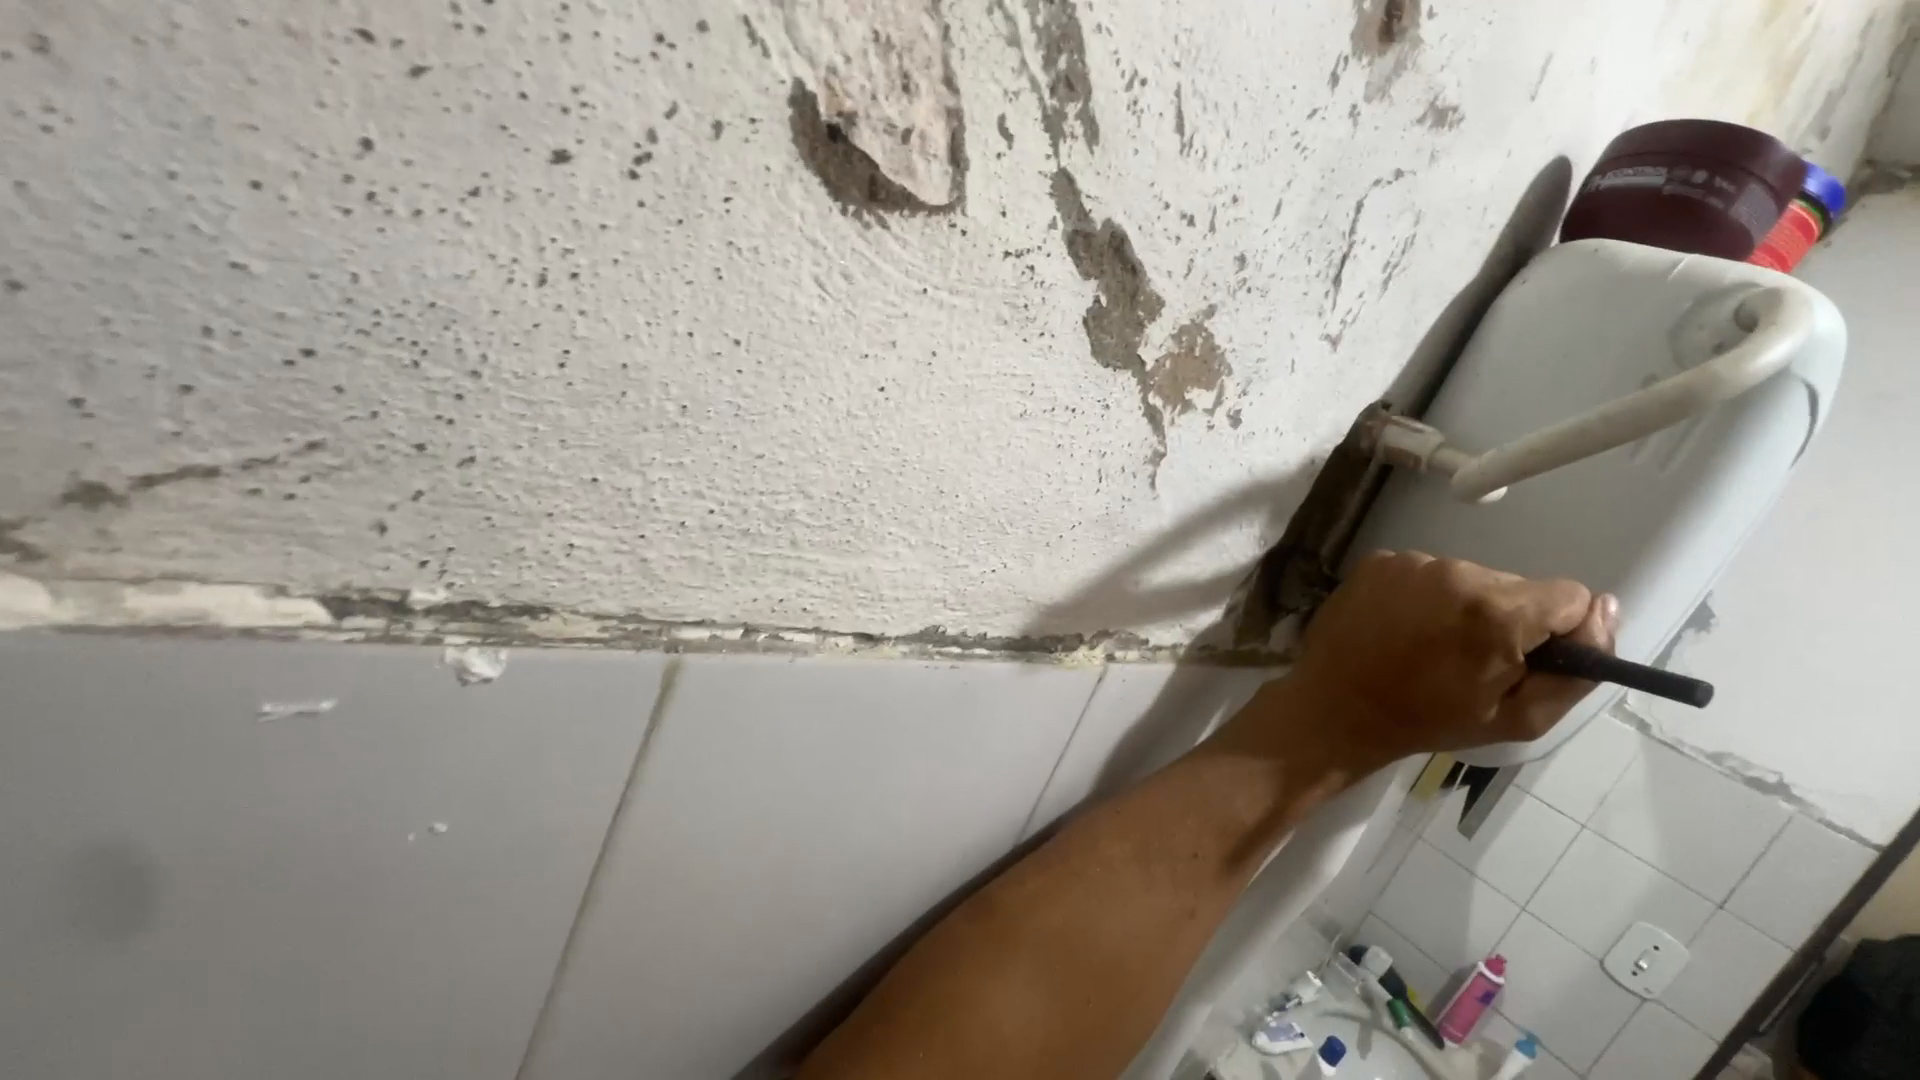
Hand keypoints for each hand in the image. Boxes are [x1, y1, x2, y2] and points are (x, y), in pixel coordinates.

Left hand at [1283, 551, 1617, 767]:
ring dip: (1462, 607)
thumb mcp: (1519, 716)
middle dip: (1509, 621)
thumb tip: (1605, 611)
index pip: (1570, 596)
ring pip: (1469, 579)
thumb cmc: (1426, 719)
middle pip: (1516, 588)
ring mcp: (1412, 562)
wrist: (1335, 706)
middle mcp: (1457, 572)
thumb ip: (1577, 670)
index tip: (1532, 658)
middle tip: (1471, 661)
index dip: (1561, 631)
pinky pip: (1425, 573)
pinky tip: (1400, 629)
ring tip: (1429, 647)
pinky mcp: (1378, 561)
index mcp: (1498, 610)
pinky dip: (1423, 597)